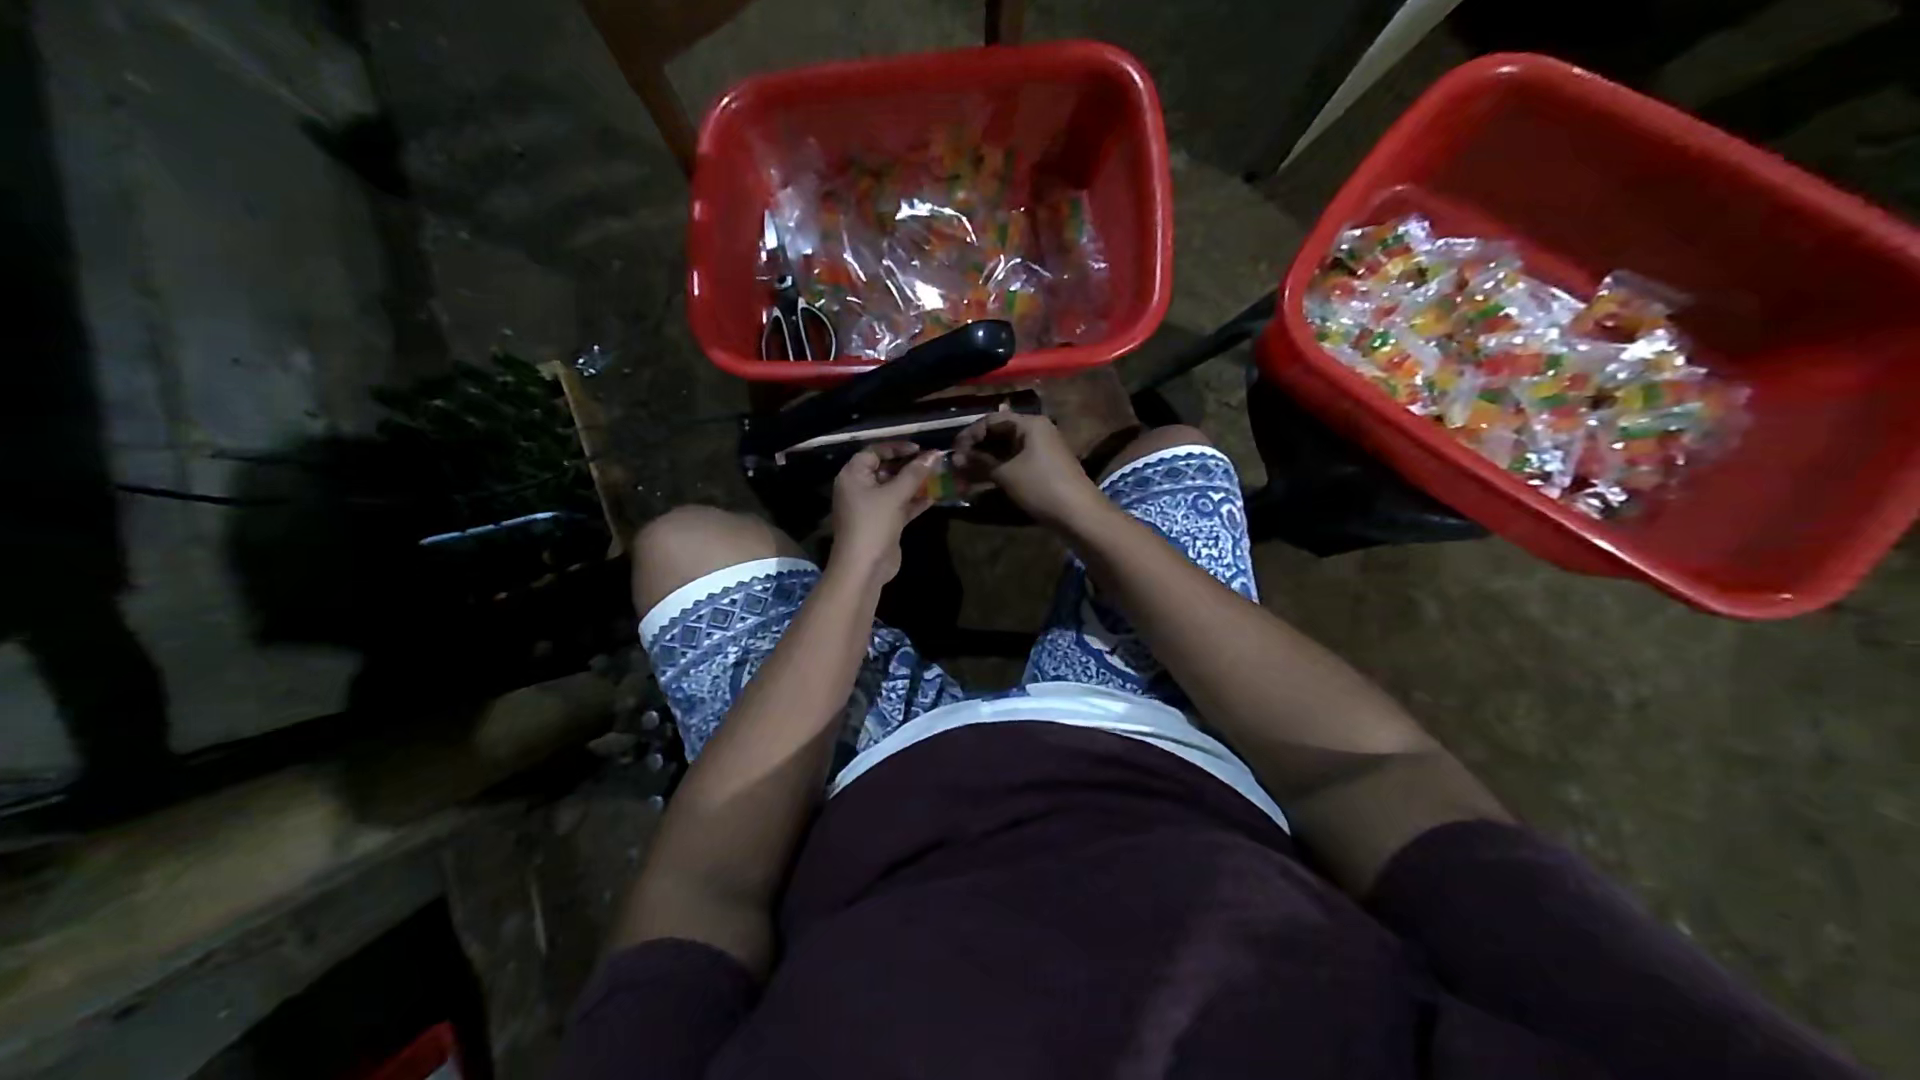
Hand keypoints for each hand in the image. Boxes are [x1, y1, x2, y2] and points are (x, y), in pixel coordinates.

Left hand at [830, 442, 940, 583]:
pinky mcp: (883, 523)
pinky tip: (935, 496)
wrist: (864, 567)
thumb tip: (934, 454)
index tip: (919, 448)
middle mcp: (859, 488)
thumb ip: (915, 473)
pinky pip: (899, 506)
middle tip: (932, 462)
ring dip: (915, 483)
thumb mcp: (894, 495)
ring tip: (938, 476)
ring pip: (894, 489)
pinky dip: (914, 501)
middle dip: (909, 466)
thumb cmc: (873, 524)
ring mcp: (871, 507)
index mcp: (853, 476)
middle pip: (885, 469)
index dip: (896, 448)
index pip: (873, 452)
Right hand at [951, 414, 1103, 528]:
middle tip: (956, 465)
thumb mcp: (1006, 474)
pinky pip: (1015, 462)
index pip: (991, 420)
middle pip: (999, 434)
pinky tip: (983, 481)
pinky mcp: (1043, 468)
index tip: (952, 452)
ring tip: (964, 475)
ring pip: (1006, 450)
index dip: (969, 434)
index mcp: (1030, 424)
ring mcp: (1041, 450)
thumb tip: (955, 458)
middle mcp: (1036, 431)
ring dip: (985, 461)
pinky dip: (998, 469)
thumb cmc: (1041, 487)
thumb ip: (979, 462)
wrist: (1079, 514)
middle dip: (976, 449)